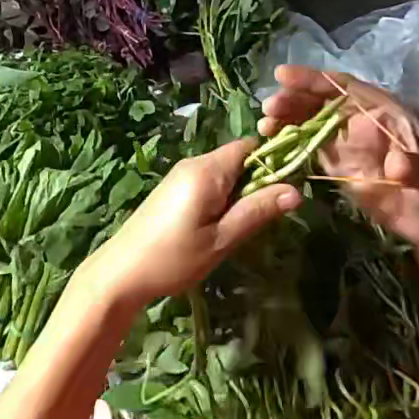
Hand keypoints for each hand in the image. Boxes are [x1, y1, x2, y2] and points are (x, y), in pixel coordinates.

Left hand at [75, 140, 299, 309]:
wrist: (121, 271)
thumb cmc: (173, 258)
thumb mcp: (221, 239)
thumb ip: (257, 211)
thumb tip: (296, 190)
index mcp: (206, 170)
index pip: (250, 147)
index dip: (273, 162)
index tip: (288, 189)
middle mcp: (193, 164)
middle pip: (237, 159)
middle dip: (257, 182)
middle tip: (266, 218)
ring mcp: (180, 175)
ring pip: (224, 173)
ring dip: (239, 194)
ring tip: (241, 227)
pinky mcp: (173, 189)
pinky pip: (208, 183)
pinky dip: (221, 199)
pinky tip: (219, 227)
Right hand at [260, 65, 418, 245]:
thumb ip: (416, 168)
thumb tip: (396, 164)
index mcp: (385, 112)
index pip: (344, 87)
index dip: (314, 79)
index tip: (284, 76)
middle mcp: (361, 120)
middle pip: (321, 101)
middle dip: (293, 100)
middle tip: (269, 108)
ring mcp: (348, 142)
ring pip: (310, 121)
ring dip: (286, 119)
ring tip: (265, 126)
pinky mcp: (337, 164)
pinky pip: (308, 146)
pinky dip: (289, 142)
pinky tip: (270, 143)